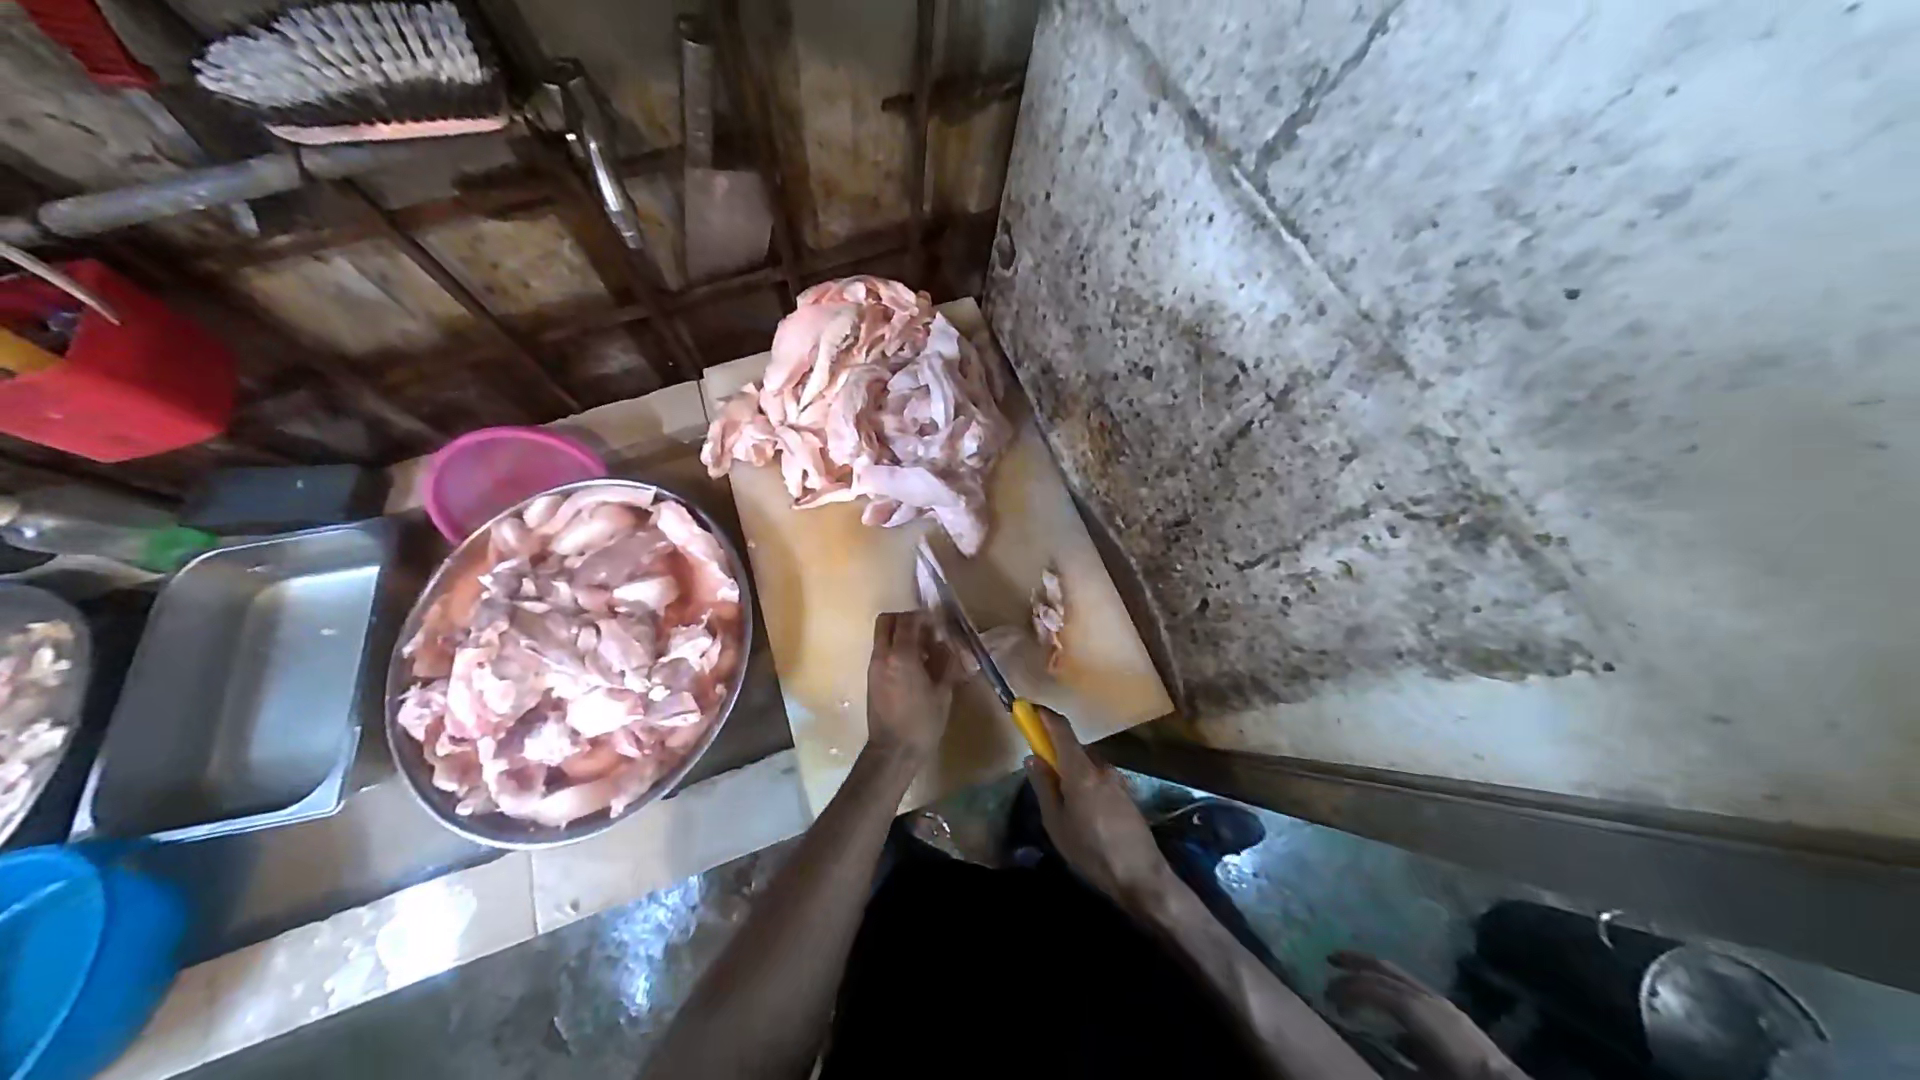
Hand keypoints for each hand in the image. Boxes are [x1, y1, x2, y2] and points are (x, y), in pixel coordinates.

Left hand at [864, 610, 955, 764]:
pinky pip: (882, 652)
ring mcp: (873, 667)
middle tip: (926, 632)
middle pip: (887, 620)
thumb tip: (950, 646)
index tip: (938, 624)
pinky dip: (895, 650)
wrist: (893, 751)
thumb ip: (946, 663)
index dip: (924, 618)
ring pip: (882, 636)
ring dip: (900, 635)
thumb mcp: (943, 692)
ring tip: (923, 652)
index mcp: (901, 656)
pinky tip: (914, 668)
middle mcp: (882, 656)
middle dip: (906, 620)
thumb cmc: (922, 722)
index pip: (909, 620)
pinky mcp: (871, 679)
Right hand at [1025, 707, 1172, 908]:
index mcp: (1082, 771)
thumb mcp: (1056, 823)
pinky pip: (1098, 778)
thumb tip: (1033, 758)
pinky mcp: (1127, 794)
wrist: (1142, 877)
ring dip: (1072, 771)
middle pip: (1074, 748)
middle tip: (1041, 774)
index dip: (1044, 716)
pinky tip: (1083, 812)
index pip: (1062, 730)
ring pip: (1087, 765)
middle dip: (1056, 753)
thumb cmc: (1092, 851)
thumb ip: (1043, 786)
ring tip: (1062, 804)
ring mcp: (1118, 780)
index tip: (1028, 709)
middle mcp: (1102, 768)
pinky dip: (1085, 783)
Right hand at [1328, 952, 1528, 1079]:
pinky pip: (1411, 986)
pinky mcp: (1450, 1011)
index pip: (1371, 987)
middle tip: (1329, 960)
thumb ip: (1394, 1050)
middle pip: (1383, 969)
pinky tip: (1382, 996)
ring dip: (1371, 969)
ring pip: (1398, 974)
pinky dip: (1389, 982)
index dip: (1346, 989)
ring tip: (1351, 972)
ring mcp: (1440, 1001)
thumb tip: (1366, 1039)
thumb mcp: (1423, 1071)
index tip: (1328, 998)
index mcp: (1415, 1009)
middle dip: (1354, 961)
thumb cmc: (1459, 1076)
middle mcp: (1426, 996)